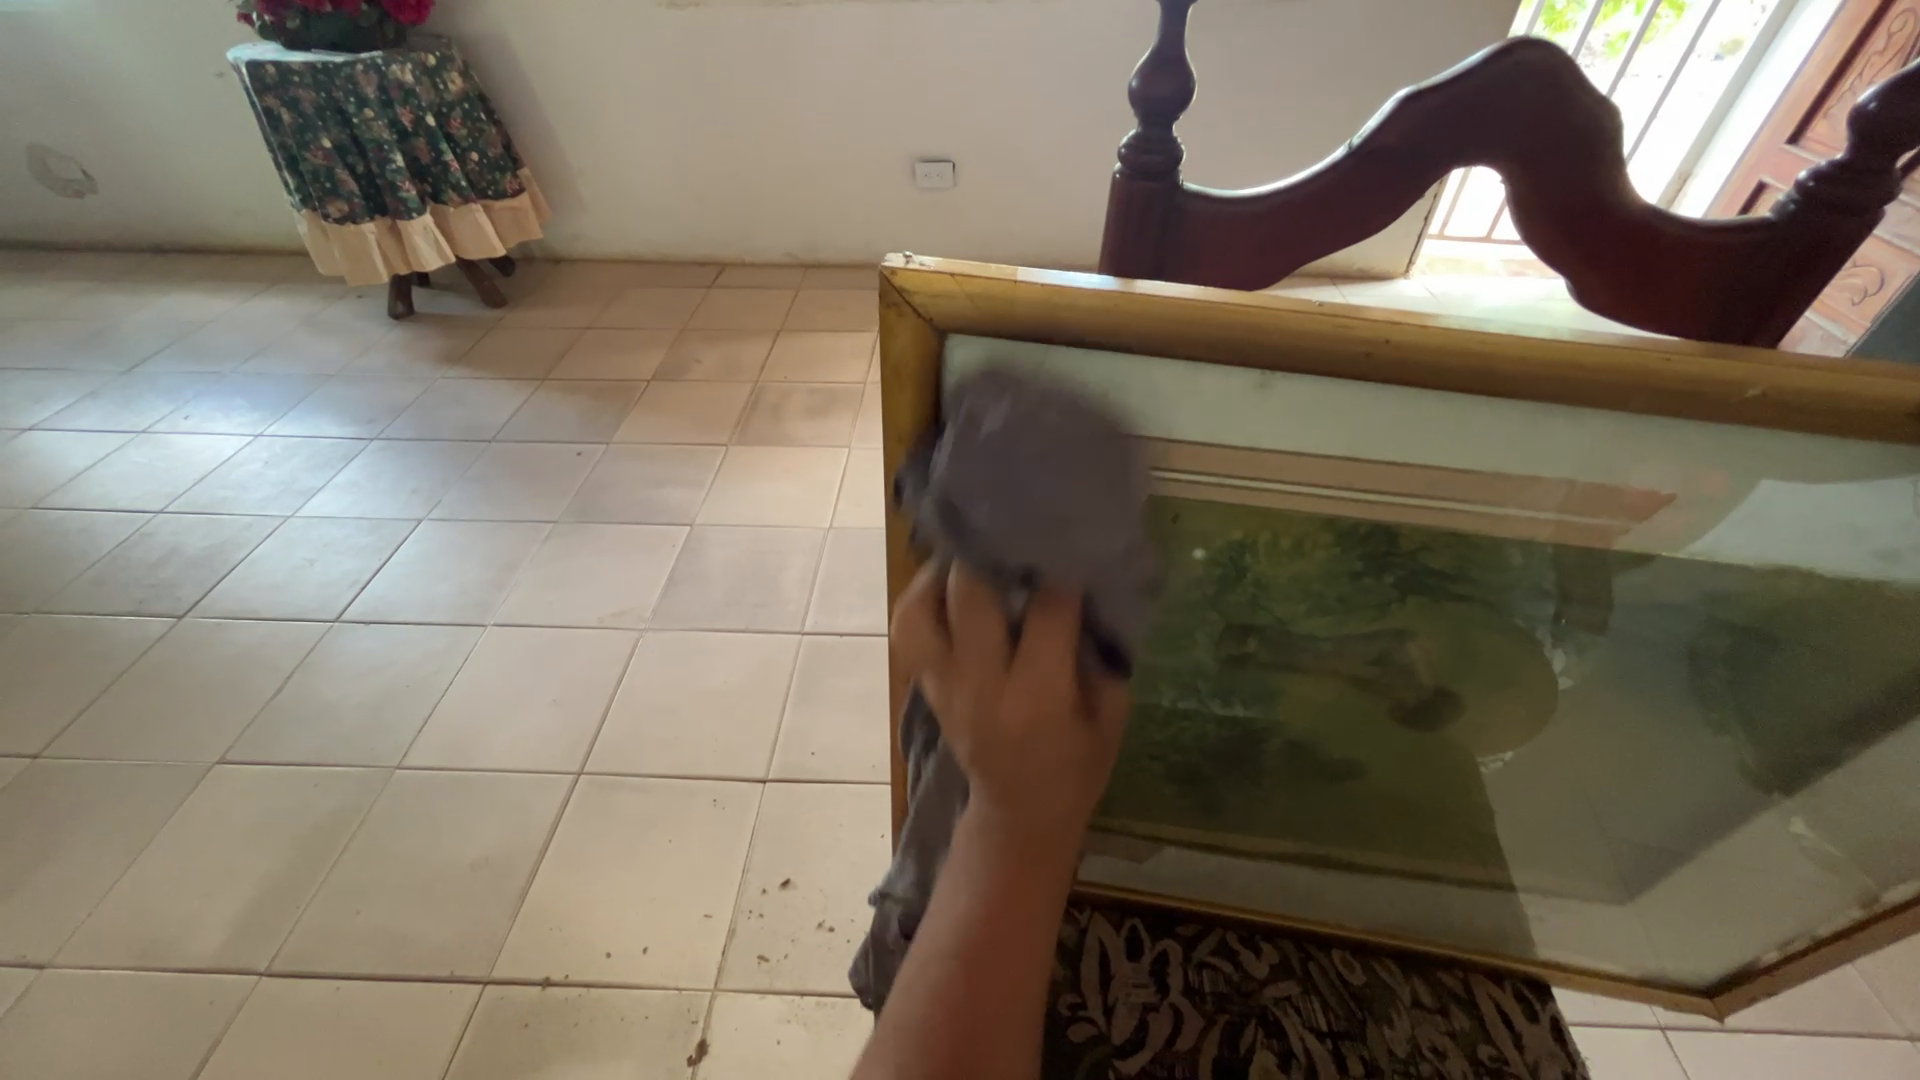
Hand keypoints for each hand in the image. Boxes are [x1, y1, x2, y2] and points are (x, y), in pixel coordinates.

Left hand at [890, 561, 1130, 856]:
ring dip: (944, 571)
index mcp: (1037, 698)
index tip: (1072, 542)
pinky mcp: (927, 684)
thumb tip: (1088, 587)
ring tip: (973, 549)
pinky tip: (947, 580)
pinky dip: (920, 596)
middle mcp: (982, 685)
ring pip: (920, 610)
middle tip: (1013, 523)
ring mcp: (945, 684)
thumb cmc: (1076, 764)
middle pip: (971, 598)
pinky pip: (908, 629)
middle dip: (993, 552)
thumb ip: (1100, 653)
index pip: (1045, 613)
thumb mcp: (1110, 714)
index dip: (1062, 572)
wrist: (1020, 811)